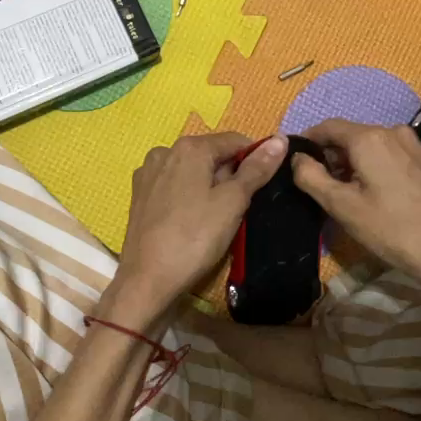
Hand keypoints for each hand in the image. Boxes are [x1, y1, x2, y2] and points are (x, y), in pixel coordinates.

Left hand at [104, 133, 286, 328]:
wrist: (147, 280)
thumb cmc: (195, 237)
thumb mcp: (233, 202)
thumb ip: (256, 169)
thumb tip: (280, 140)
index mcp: (189, 147)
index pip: (235, 141)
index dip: (255, 160)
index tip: (263, 187)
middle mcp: (165, 151)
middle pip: (211, 155)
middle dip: (230, 176)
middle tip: (239, 209)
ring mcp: (148, 173)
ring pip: (192, 171)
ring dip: (209, 187)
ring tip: (216, 219)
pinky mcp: (139, 195)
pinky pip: (174, 186)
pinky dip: (188, 196)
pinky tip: (192, 221)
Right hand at [291, 120, 420, 303]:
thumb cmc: (390, 229)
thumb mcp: (341, 205)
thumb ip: (310, 176)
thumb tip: (296, 158)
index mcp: (369, 137)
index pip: (327, 127)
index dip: (306, 141)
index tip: (293, 162)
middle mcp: (391, 131)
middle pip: (348, 135)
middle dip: (328, 155)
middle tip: (315, 184)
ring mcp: (411, 145)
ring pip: (367, 145)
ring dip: (348, 163)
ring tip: (339, 193)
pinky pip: (385, 154)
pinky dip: (369, 166)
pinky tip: (367, 193)